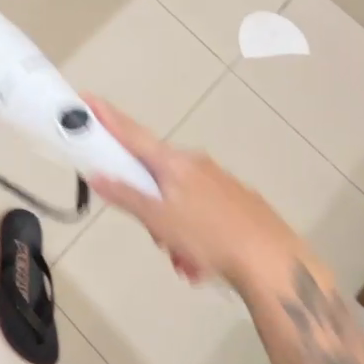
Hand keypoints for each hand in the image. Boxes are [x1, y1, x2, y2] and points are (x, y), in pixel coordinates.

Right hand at [83, 95, 309, 289]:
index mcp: (172, 162)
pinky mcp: (239, 202)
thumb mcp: (159, 220)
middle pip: (154, 175)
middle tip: (153, 234)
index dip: (107, 117)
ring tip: (185, 261)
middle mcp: (195, 163)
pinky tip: (204, 263)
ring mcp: (220, 181)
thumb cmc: (210, 237)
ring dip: (172, 229)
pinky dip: (195, 235)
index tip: (87, 98)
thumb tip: (95, 173)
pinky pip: (202, 213)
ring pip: (178, 199)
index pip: (130, 133)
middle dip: (148, 205)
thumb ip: (125, 196)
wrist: (276, 265)